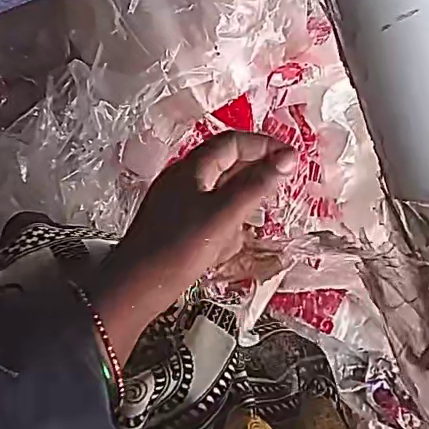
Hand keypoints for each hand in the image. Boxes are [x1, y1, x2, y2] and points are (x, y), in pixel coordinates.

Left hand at [87, 132, 295, 360]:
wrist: (136, 287)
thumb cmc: (177, 249)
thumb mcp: (224, 215)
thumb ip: (256, 185)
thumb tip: (286, 158)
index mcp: (191, 168)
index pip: (232, 142)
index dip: (264, 145)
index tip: (291, 158)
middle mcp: (181, 180)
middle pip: (224, 162)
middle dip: (256, 170)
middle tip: (283, 181)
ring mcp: (175, 202)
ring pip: (217, 189)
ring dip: (243, 195)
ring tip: (264, 209)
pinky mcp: (174, 225)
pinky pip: (208, 212)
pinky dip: (228, 218)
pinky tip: (235, 237)